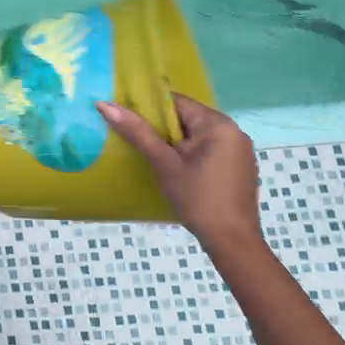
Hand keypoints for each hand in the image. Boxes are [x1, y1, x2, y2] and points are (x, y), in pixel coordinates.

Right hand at [97, 93, 261, 251]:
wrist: (232, 243)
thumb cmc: (197, 198)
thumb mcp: (163, 162)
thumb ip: (136, 131)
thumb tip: (104, 104)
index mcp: (218, 124)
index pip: (176, 102)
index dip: (150, 109)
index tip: (130, 122)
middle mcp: (233, 130)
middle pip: (186, 117)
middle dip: (162, 128)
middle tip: (139, 142)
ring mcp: (239, 150)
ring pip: (196, 134)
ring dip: (175, 142)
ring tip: (155, 157)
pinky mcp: (239, 167)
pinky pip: (209, 149)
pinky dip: (191, 154)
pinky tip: (178, 170)